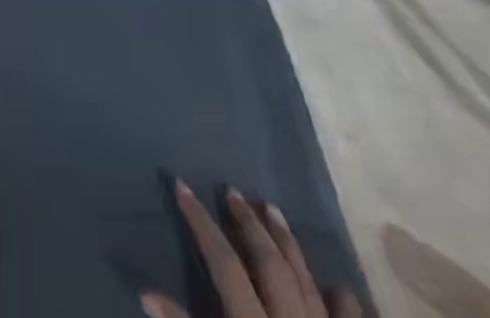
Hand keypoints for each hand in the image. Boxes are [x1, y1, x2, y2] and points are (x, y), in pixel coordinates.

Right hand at [142, 182, 361, 317]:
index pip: (224, 263)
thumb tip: (145, 293)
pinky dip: (344, 301)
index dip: (201, 223)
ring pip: (309, 282)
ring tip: (273, 209)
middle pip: (269, 263)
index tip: (183, 187)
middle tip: (231, 190)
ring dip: (289, 244)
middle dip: (247, 223)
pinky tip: (338, 285)